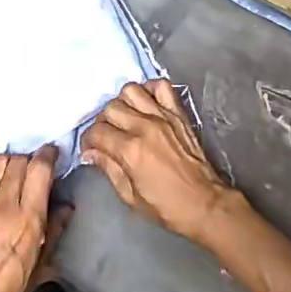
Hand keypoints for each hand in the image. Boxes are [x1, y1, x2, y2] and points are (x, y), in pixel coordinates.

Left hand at [0, 147, 59, 291]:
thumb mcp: (40, 269)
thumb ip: (54, 231)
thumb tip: (65, 208)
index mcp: (26, 221)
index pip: (39, 169)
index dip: (50, 155)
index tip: (55, 155)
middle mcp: (0, 208)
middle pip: (17, 161)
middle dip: (31, 159)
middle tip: (36, 168)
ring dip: (8, 162)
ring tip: (14, 171)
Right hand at [82, 79, 240, 246]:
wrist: (202, 199)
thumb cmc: (164, 204)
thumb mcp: (129, 194)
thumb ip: (108, 168)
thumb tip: (90, 153)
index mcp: (130, 149)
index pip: (97, 131)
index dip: (88, 140)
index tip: (90, 148)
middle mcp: (145, 126)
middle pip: (111, 107)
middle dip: (102, 121)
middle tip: (107, 135)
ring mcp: (164, 116)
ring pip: (133, 90)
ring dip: (123, 102)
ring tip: (125, 117)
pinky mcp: (179, 112)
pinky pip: (163, 86)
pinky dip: (150, 89)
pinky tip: (146, 103)